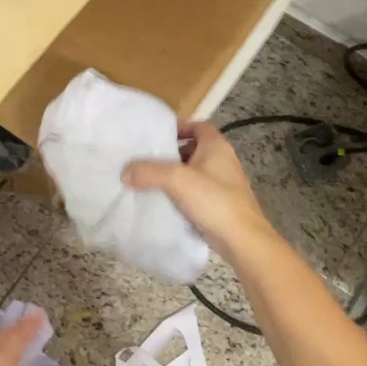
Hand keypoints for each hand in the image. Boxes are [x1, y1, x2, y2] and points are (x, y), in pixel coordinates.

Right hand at [124, 120, 275, 259]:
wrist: (241, 239)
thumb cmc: (213, 200)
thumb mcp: (176, 180)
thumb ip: (149, 172)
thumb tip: (125, 172)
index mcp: (217, 146)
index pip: (198, 126)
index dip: (180, 127)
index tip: (158, 136)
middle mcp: (223, 160)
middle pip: (194, 149)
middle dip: (172, 154)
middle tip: (148, 159)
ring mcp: (224, 183)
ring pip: (194, 172)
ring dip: (175, 175)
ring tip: (150, 181)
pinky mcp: (220, 203)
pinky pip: (196, 192)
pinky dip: (181, 193)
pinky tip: (164, 201)